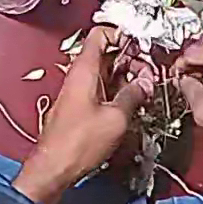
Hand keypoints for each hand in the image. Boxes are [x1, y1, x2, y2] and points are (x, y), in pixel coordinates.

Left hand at [15, 27, 155, 203]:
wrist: (53, 169)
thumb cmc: (79, 142)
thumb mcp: (116, 118)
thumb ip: (134, 95)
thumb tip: (146, 82)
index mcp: (85, 69)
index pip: (101, 34)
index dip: (123, 35)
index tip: (142, 47)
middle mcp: (80, 75)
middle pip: (108, 53)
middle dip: (132, 60)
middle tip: (150, 75)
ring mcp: (79, 90)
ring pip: (107, 72)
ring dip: (128, 77)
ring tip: (146, 91)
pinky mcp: (81, 105)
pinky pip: (103, 88)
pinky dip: (119, 90)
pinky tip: (133, 103)